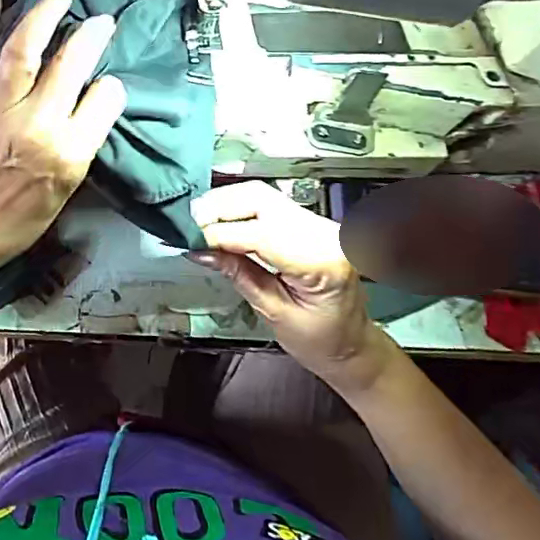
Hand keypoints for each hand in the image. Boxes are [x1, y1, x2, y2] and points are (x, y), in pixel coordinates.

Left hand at [0, 0, 126, 280]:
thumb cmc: (22, 215)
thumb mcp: (70, 186)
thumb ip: (85, 138)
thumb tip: (98, 96)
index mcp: (65, 152)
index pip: (102, 100)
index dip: (110, 86)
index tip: (109, 81)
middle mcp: (33, 125)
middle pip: (68, 66)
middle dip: (90, 37)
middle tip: (101, 21)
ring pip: (22, 51)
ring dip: (43, 17)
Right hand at [188, 182, 404, 394]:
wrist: (351, 343)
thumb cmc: (322, 339)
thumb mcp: (274, 312)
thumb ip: (239, 274)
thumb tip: (202, 250)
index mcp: (323, 260)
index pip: (261, 233)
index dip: (221, 234)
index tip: (191, 240)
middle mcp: (324, 232)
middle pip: (260, 199)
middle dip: (219, 208)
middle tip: (188, 225)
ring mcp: (317, 222)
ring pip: (260, 195)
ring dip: (225, 205)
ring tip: (198, 224)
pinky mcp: (307, 221)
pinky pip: (266, 204)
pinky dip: (237, 209)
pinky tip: (218, 222)